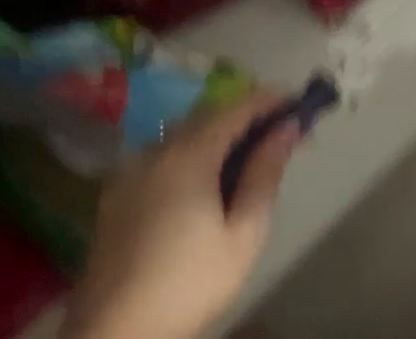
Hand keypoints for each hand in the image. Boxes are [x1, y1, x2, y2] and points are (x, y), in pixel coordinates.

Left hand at [65, 92, 302, 338]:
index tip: (302, 103)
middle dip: (249, 116)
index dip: (272, 100)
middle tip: (283, 131)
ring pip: (184, 135)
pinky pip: (163, 156)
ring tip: (250, 155)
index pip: (238, 108)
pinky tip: (208, 180)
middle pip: (209, 116)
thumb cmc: (189, 283)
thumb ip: (265, 173)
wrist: (113, 337)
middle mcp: (156, 152)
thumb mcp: (243, 233)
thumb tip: (288, 128)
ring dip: (220, 134)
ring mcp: (130, 173)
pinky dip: (194, 153)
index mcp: (188, 156)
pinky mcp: (116, 196)